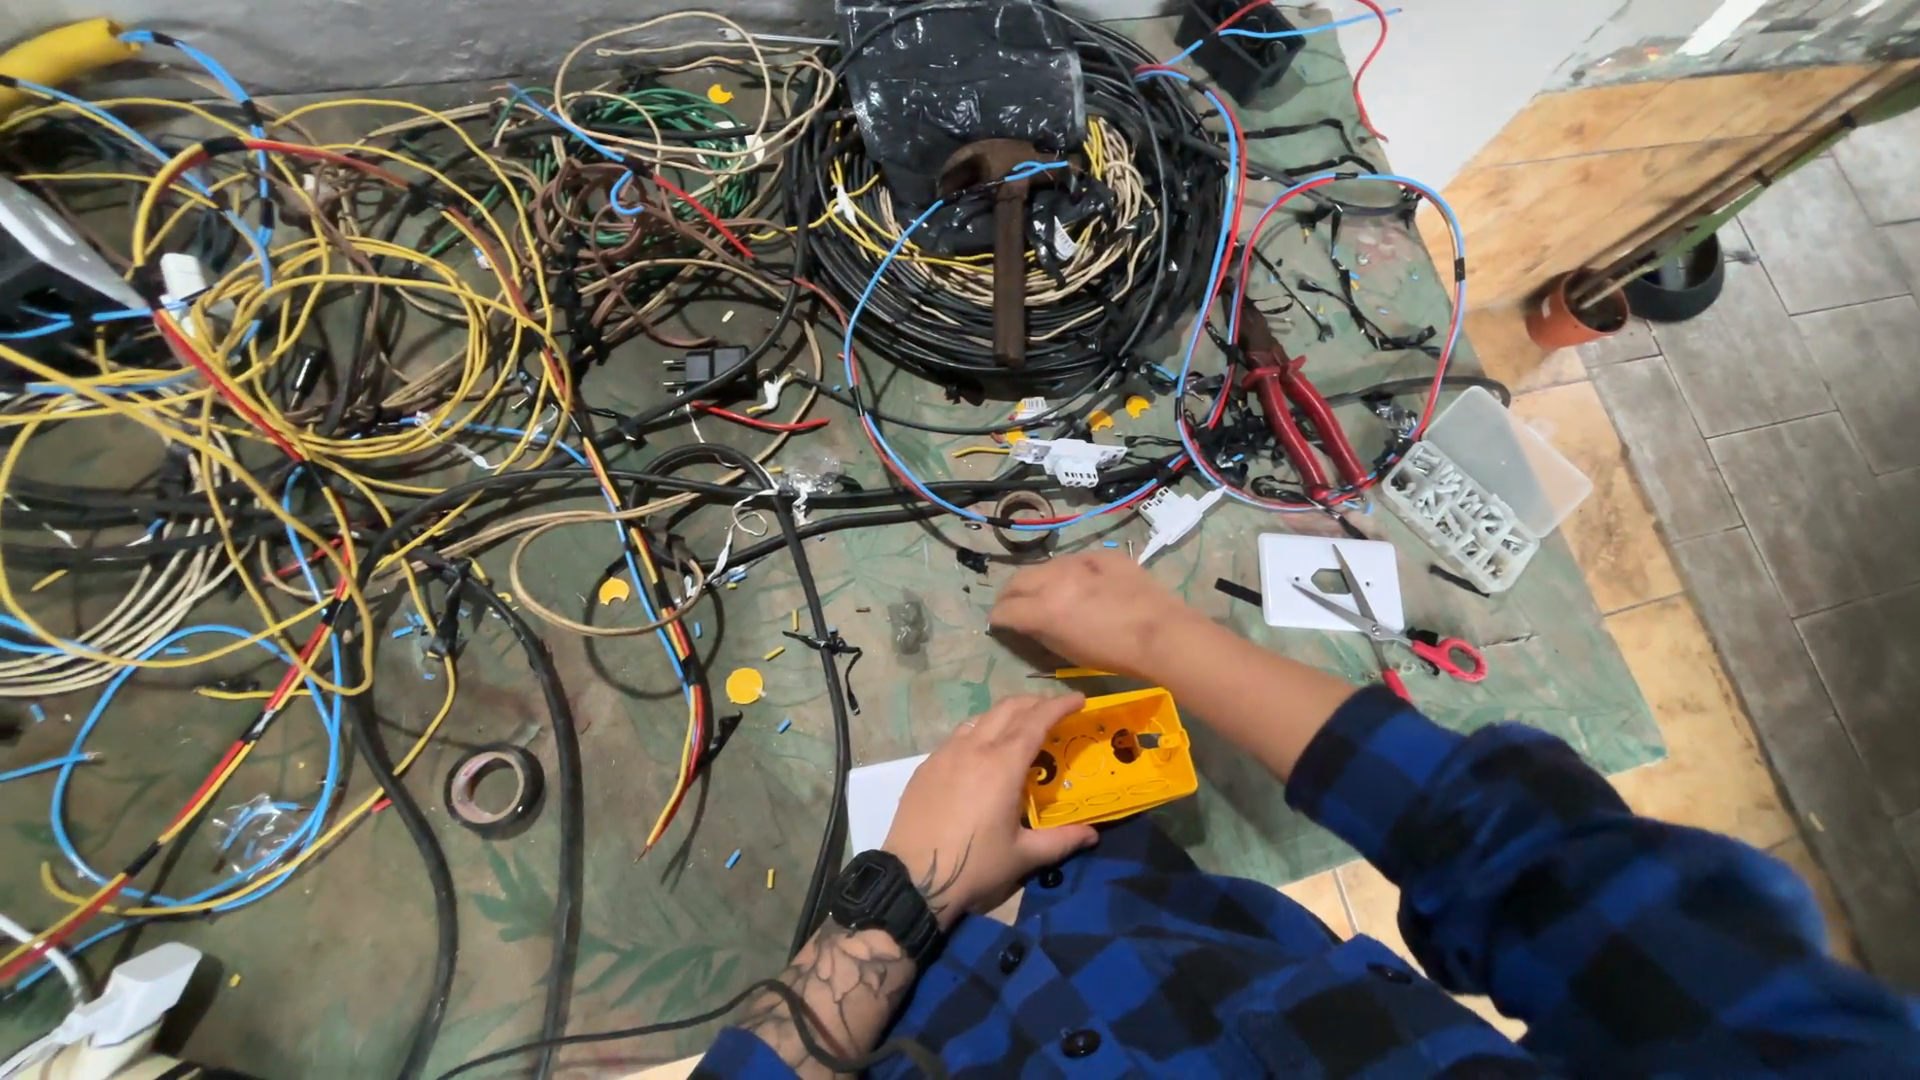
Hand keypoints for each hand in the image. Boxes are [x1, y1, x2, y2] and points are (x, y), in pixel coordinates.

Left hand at [883, 694, 1098, 928]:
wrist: (914, 879)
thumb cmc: (974, 865)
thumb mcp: (1023, 856)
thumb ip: (1061, 841)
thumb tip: (1092, 834)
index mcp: (1002, 764)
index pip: (1036, 721)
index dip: (1059, 705)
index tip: (1078, 699)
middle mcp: (974, 748)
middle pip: (1008, 709)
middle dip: (1034, 702)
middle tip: (1054, 710)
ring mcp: (945, 754)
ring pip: (981, 719)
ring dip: (1005, 715)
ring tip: (1019, 730)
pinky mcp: (926, 766)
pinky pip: (958, 737)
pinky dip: (979, 733)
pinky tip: (982, 755)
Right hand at [989, 552, 1203, 678]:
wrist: (1162, 634)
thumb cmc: (1115, 655)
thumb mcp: (1069, 652)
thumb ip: (1041, 633)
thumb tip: (1027, 623)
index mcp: (1044, 609)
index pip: (1005, 609)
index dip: (997, 618)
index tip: (998, 623)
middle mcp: (1054, 579)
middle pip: (1017, 580)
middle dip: (1009, 595)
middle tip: (1012, 605)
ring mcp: (1079, 563)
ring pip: (1045, 566)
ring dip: (1038, 580)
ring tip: (1045, 592)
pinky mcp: (1102, 556)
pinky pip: (1076, 561)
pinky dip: (1070, 573)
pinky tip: (1082, 584)